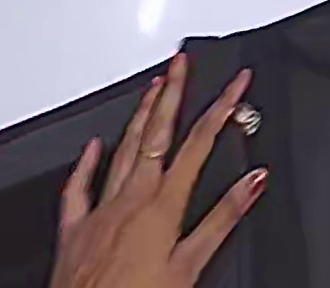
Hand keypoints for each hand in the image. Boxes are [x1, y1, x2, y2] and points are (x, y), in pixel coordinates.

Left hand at [50, 55, 265, 287]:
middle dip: (173, 93)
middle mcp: (132, 199)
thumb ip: (224, 217)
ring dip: (140, 114)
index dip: (223, 104)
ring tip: (153, 85)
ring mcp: (101, 212)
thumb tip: (255, 179)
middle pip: (158, 132)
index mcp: (163, 205)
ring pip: (124, 149)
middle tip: (181, 63)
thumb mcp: (191, 267)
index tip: (239, 80)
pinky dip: (86, 163)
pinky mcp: (73, 233)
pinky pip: (77, 190)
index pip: (201, 140)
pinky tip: (93, 144)